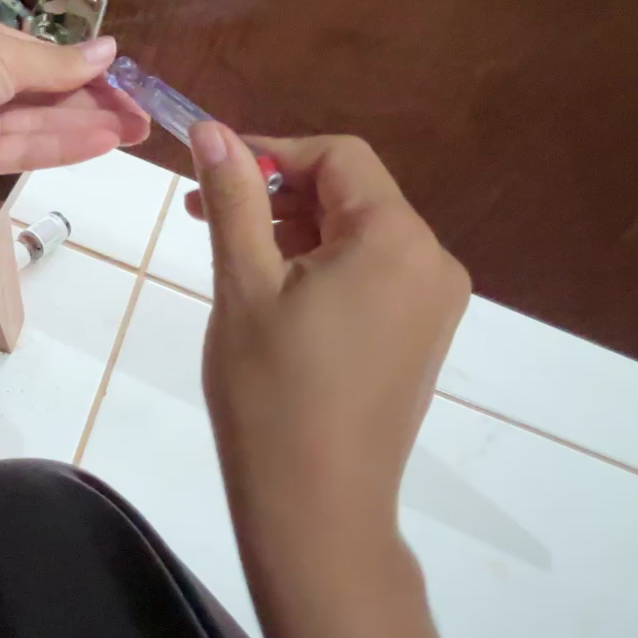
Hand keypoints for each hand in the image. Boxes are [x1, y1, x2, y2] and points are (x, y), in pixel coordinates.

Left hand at [0, 9, 150, 187]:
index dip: (82, 68)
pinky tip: (103, 142)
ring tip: (136, 130)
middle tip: (142, 114)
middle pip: (44, 92)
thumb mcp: (2, 54)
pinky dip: (62, 147)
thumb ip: (56, 64)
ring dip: (87, 126)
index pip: (40, 55)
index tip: (123, 79)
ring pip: (39, 123)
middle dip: (93, 101)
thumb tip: (108, 50)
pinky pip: (23, 151)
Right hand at [186, 124, 468, 526]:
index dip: (272, 151)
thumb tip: (212, 129)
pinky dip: (319, 263)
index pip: (337, 156)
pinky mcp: (419, 336)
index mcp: (396, 240)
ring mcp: (431, 303)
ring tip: (231, 252)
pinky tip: (272, 290)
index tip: (212, 171)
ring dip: (292, 227)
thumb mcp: (243, 281)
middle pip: (351, 192)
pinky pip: (369, 272)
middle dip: (276, 191)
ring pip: (356, 232)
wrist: (316, 508)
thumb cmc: (271, 389)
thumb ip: (232, 196)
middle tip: (205, 212)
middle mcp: (431, 262)